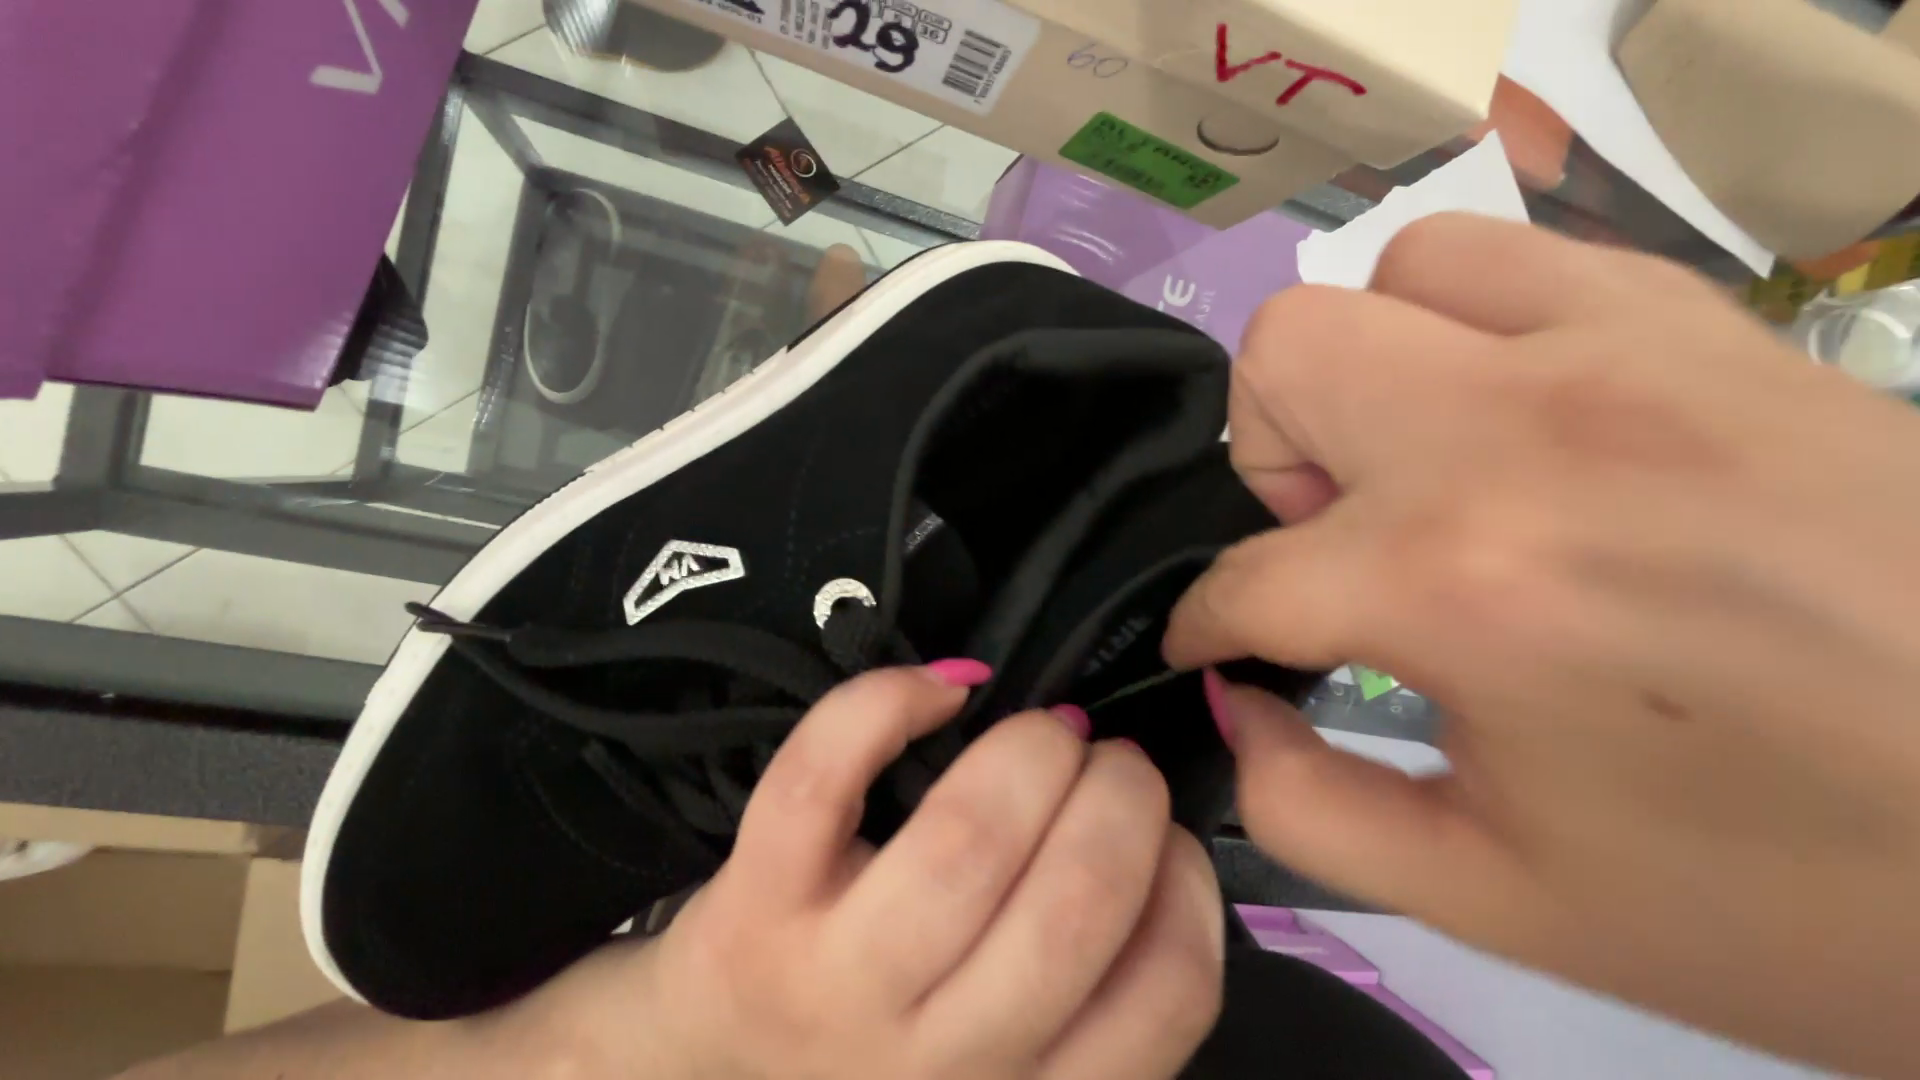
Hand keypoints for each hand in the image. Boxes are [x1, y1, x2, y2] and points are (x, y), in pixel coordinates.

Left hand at [526, 666, 1223, 1079]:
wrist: (715, 1061)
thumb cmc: (881, 1041)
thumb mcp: (1003, 1053)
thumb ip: (1086, 980)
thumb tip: (1154, 839)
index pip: (1166, 996)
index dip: (1187, 882)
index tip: (1163, 834)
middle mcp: (937, 1058)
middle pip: (1072, 902)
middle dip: (1118, 792)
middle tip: (1105, 758)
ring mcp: (834, 980)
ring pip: (965, 839)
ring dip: (1031, 752)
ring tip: (1043, 732)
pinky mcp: (754, 904)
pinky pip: (821, 777)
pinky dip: (889, 705)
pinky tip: (941, 690)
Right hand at [1166, 214, 1919, 1076]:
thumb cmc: (1790, 898)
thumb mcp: (1492, 900)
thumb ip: (1299, 802)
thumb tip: (1237, 699)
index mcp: (1459, 582)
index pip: (1246, 578)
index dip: (1204, 626)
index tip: (1214, 654)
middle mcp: (1520, 430)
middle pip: (1286, 353)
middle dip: (1266, 459)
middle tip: (1332, 547)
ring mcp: (1625, 350)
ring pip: (1399, 272)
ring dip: (1368, 372)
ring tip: (1424, 472)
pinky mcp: (1711, 323)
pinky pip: (1523, 260)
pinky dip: (1470, 329)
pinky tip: (1518, 429)